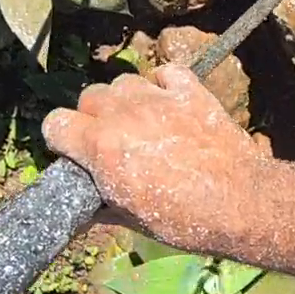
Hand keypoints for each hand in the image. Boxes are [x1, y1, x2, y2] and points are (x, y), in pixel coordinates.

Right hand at [44, 65, 272, 252]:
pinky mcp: (190, 91)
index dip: (63, 139)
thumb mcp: (134, 221)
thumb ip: (103, 207)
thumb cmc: (185, 219)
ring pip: (123, 82)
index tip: (76, 152)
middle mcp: (124, 114)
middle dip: (94, 117)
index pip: (55, 123)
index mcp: (101, 146)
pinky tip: (171, 103)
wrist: (240, 202)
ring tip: (142, 122)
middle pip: (88, 97)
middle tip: (113, 140)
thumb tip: (85, 211)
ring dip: (127, 99)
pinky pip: (166, 72)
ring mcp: (158, 98)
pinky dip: (164, 83)